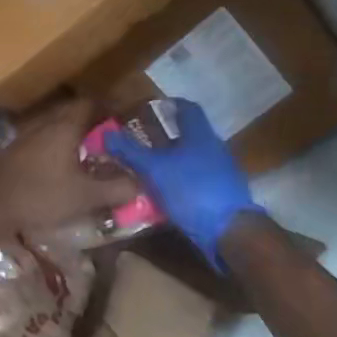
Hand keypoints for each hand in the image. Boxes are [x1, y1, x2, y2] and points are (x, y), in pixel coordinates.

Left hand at [0, 100, 140, 233]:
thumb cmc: (38, 195)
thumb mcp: (84, 196)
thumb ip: (116, 189)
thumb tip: (141, 184)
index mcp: (64, 125)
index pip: (92, 103)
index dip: (112, 109)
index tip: (128, 123)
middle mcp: (45, 124)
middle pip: (75, 115)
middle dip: (96, 126)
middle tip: (115, 143)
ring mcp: (26, 138)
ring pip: (58, 130)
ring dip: (76, 140)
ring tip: (94, 158)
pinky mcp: (15, 154)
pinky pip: (45, 144)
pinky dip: (59, 152)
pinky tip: (66, 171)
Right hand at [104, 98, 261, 263]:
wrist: (228, 230)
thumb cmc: (191, 190)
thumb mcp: (155, 170)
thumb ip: (131, 152)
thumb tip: (107, 134)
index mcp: (200, 135)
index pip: (188, 109)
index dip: (170, 105)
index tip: (151, 109)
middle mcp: (213, 148)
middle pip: (189, 134)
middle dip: (165, 136)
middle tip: (140, 141)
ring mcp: (220, 172)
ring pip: (191, 158)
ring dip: (171, 160)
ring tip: (147, 167)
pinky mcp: (220, 193)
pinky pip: (196, 179)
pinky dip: (179, 181)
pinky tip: (163, 192)